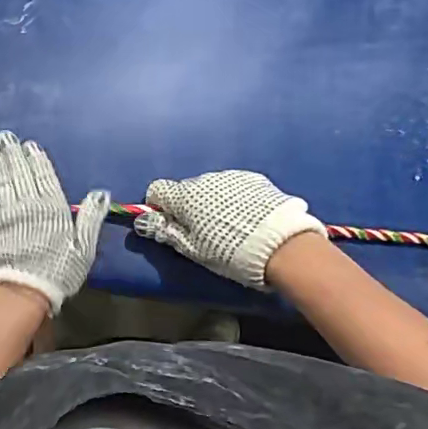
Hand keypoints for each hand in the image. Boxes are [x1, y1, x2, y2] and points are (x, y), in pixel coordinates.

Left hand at [0, 131, 107, 312]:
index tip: (30, 145)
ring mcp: (6, 209)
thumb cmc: (57, 271)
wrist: (24, 288)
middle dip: (12, 152)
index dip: (36, 159)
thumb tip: (101, 193)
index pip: (45, 176)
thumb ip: (90, 218)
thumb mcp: (83, 247)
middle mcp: (29, 202)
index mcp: (53, 208)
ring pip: (0, 176)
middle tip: (5, 136)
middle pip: (20, 172)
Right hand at [132, 171, 326, 289]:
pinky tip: (247, 217)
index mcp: (185, 196)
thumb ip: (165, 231)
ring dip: (213, 202)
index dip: (160, 208)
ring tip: (230, 225)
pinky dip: (234, 199)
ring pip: (211, 188)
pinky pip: (234, 187)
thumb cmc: (230, 251)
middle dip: (189, 206)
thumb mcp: (192, 249)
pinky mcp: (256, 180)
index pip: (157, 191)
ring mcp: (232, 177)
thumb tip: (143, 221)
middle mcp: (205, 180)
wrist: (284, 246)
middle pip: (186, 190)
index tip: (170, 224)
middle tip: (202, 230)